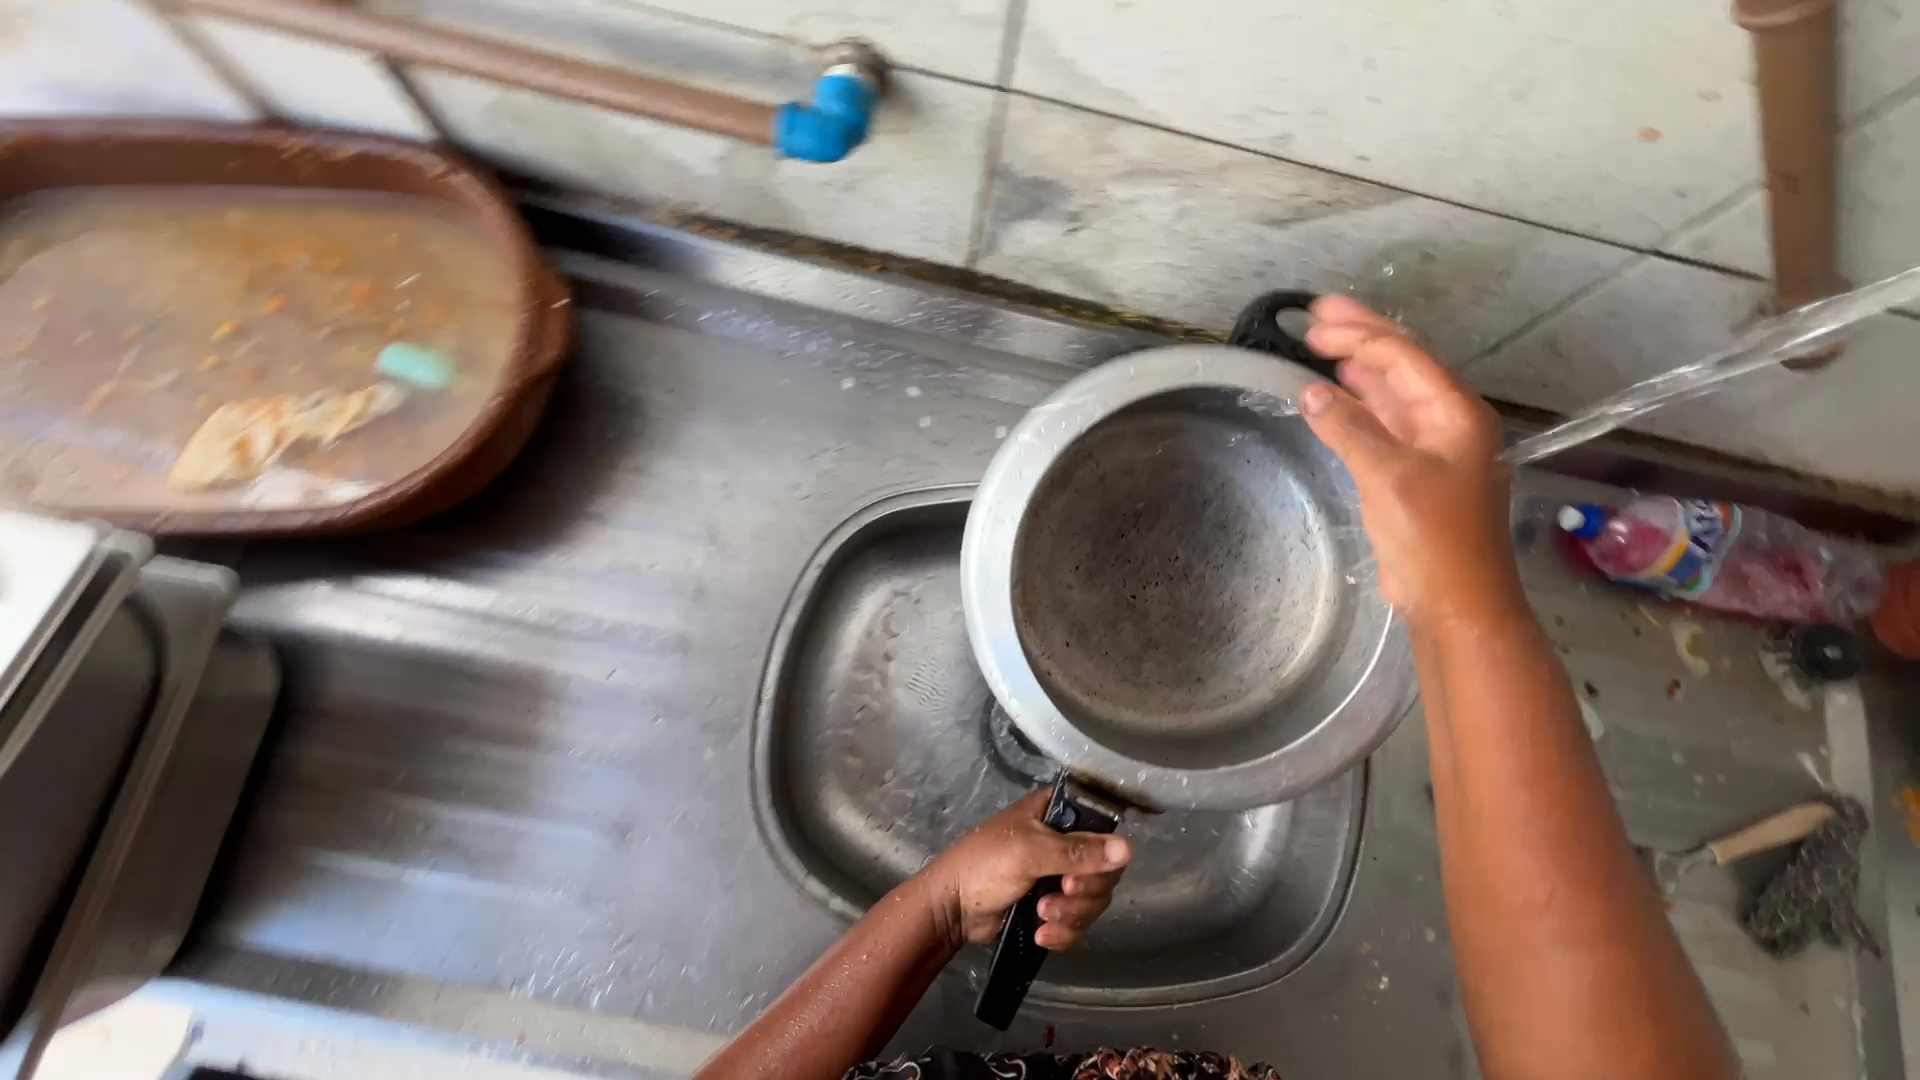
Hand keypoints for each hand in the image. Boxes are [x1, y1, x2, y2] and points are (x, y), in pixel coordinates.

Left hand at [915, 790, 1130, 950]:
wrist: (952, 908)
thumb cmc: (984, 864)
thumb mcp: (1030, 852)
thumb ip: (1078, 852)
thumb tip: (1128, 848)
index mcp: (1054, 814)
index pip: (1100, 826)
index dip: (1102, 851)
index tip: (1084, 870)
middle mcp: (1061, 842)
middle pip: (1103, 869)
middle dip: (1084, 890)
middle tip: (1061, 892)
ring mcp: (1056, 876)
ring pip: (1092, 899)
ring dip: (1071, 914)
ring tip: (1042, 915)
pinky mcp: (1051, 907)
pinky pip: (1077, 923)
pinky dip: (1063, 933)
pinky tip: (1041, 935)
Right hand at [1299, 295, 1521, 625]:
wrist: (1455, 599)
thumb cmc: (1432, 536)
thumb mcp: (1388, 477)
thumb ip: (1349, 429)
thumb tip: (1310, 391)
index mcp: (1454, 413)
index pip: (1404, 357)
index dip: (1359, 336)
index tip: (1312, 326)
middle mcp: (1446, 421)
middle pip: (1402, 365)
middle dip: (1361, 337)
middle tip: (1316, 315)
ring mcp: (1430, 447)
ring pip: (1392, 392)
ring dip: (1358, 368)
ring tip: (1321, 345)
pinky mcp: (1412, 472)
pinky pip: (1382, 423)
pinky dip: (1357, 405)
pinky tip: (1335, 396)